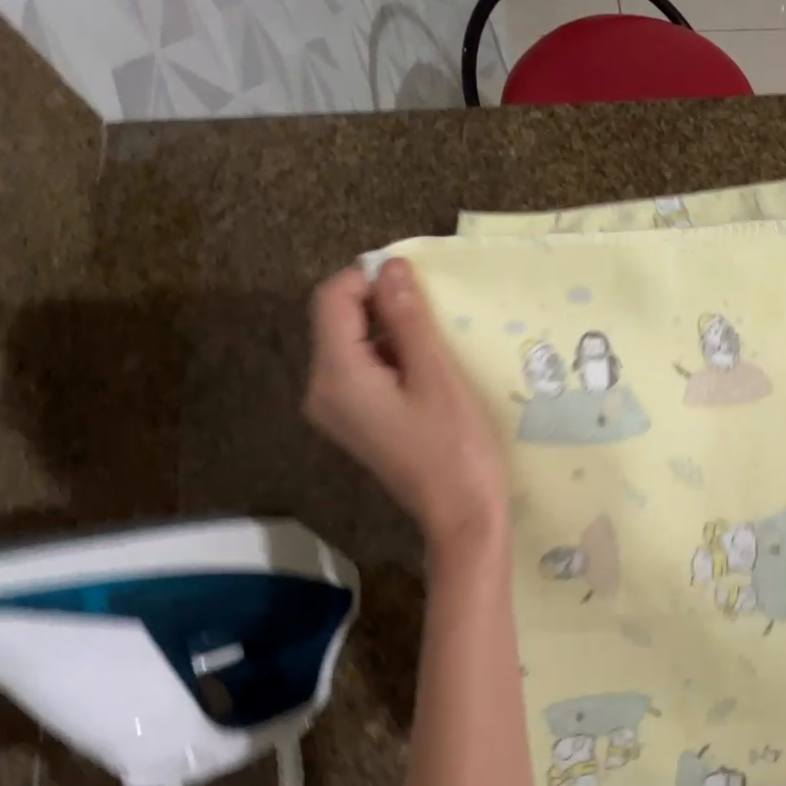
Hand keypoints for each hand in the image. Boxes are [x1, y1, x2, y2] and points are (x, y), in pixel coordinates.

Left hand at [304, 259, 506, 552]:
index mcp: (337, 375)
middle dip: (381, 304)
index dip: (370, 278)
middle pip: (338, 321)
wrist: (462, 517)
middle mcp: (322, 389)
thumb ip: (410, 321)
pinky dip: (392, 358)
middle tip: (436, 308)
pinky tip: (430, 369)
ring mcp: (337, 410)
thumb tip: (391, 268)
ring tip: (439, 337)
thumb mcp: (438, 379)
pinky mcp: (357, 423)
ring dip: (390, 331)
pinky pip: (363, 373)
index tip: (419, 281)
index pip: (333, 299)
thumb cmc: (457, 449)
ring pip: (353, 346)